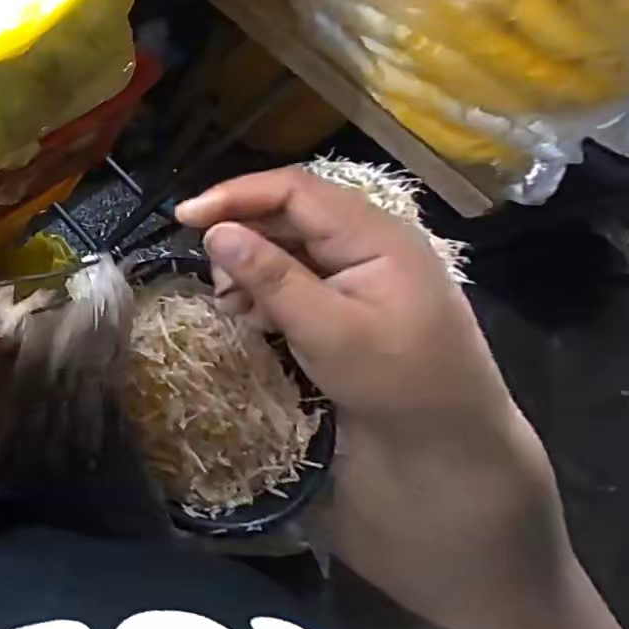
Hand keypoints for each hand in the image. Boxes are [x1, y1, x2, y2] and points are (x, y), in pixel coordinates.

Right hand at [175, 167, 511, 431]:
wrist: (444, 438)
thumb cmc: (395, 382)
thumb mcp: (327, 331)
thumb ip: (271, 277)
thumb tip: (215, 233)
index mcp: (374, 234)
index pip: (294, 190)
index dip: (235, 195)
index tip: (185, 217)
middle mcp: (365, 238)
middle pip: (286, 214)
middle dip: (240, 241)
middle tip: (215, 284)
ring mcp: (356, 265)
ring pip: (285, 244)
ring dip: (249, 269)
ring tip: (235, 308)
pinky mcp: (345, 291)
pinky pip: (294, 272)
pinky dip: (266, 290)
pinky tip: (255, 318)